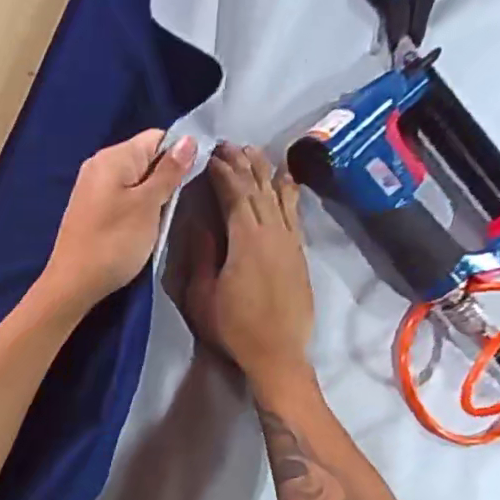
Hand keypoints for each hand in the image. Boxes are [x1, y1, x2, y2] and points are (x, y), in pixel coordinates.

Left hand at [40, 129, 198, 310]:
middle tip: (180, 204)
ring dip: (152, 196)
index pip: (157, 138)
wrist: (73, 283)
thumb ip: (169, 172)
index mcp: (113, 156)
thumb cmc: (114, 243)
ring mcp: (92, 187)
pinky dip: (136, 207)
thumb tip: (189, 139)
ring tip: (163, 218)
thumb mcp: (148, 206)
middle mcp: (99, 164)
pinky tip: (142, 227)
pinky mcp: (90, 208)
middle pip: (145, 158)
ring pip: (135, 180)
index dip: (180, 154)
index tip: (194, 179)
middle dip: (166, 177)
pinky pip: (122, 196)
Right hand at [183, 143, 314, 387]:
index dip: (222, 171)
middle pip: (258, 187)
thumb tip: (201, 222)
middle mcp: (272, 232)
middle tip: (229, 144)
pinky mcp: (299, 253)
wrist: (278, 355)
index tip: (210, 154)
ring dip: (266, 171)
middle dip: (243, 163)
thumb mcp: (203, 294)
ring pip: (279, 195)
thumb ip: (202, 254)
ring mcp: (290, 241)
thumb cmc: (233, 328)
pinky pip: (294, 212)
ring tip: (255, 152)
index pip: (234, 193)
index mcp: (246, 239)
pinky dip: (288, 191)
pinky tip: (285, 181)